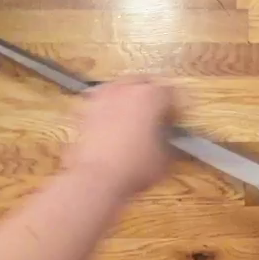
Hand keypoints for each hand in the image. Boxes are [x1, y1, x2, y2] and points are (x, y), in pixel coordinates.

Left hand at [63, 77, 175, 196]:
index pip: (170, 92)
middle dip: (150, 96)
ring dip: (127, 98)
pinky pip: (101, 102)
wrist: (97, 177)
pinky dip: (108, 109)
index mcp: (151, 95)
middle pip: (143, 82)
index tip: (174, 122)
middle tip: (154, 115)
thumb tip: (168, 138)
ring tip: (131, 117)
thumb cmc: (137, 166)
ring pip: (119, 88)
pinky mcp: (84, 109)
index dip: (174, 107)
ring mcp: (102, 96)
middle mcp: (126, 88)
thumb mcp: (165, 157)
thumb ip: (169, 141)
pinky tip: (111, 125)